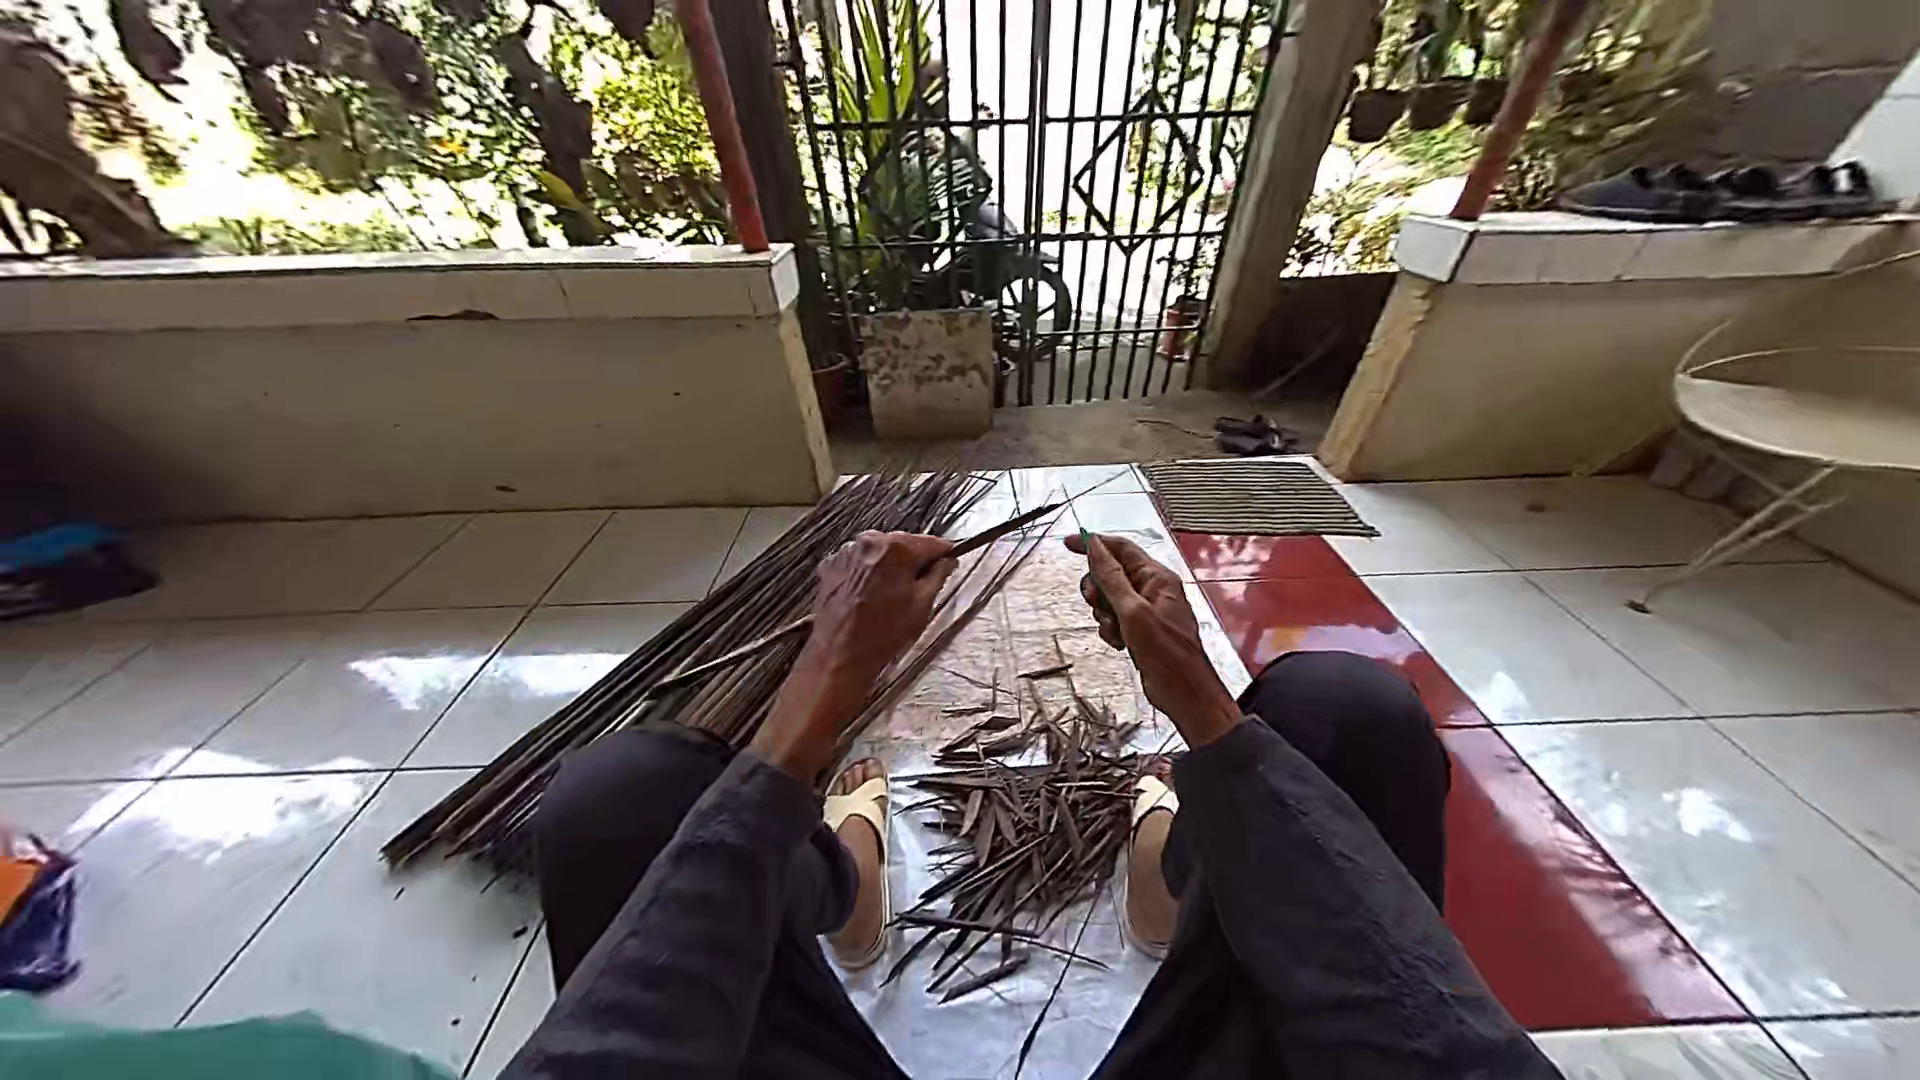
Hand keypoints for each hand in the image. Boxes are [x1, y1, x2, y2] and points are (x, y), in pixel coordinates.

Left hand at [754, 531, 955, 779]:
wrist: (840, 655)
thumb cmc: (882, 634)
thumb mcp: (923, 605)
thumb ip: (938, 575)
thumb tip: (947, 561)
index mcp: (895, 548)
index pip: (930, 542)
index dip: (944, 553)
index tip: (950, 559)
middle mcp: (869, 542)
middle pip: (903, 544)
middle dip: (914, 562)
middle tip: (922, 587)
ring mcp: (847, 553)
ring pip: (880, 553)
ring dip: (890, 568)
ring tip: (892, 598)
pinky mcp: (832, 566)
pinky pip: (860, 563)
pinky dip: (868, 574)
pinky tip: (872, 597)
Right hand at [1064, 532, 1241, 746]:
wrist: (1183, 692)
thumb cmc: (1168, 654)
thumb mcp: (1133, 611)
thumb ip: (1111, 577)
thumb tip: (1095, 546)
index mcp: (1157, 577)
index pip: (1120, 548)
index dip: (1093, 544)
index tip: (1069, 544)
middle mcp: (1152, 589)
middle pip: (1110, 573)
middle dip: (1097, 589)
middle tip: (1096, 603)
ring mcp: (1146, 609)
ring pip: (1108, 598)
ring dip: (1103, 614)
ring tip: (1115, 630)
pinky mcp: (1140, 628)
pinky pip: (1113, 618)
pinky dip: (1110, 629)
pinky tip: (1119, 643)